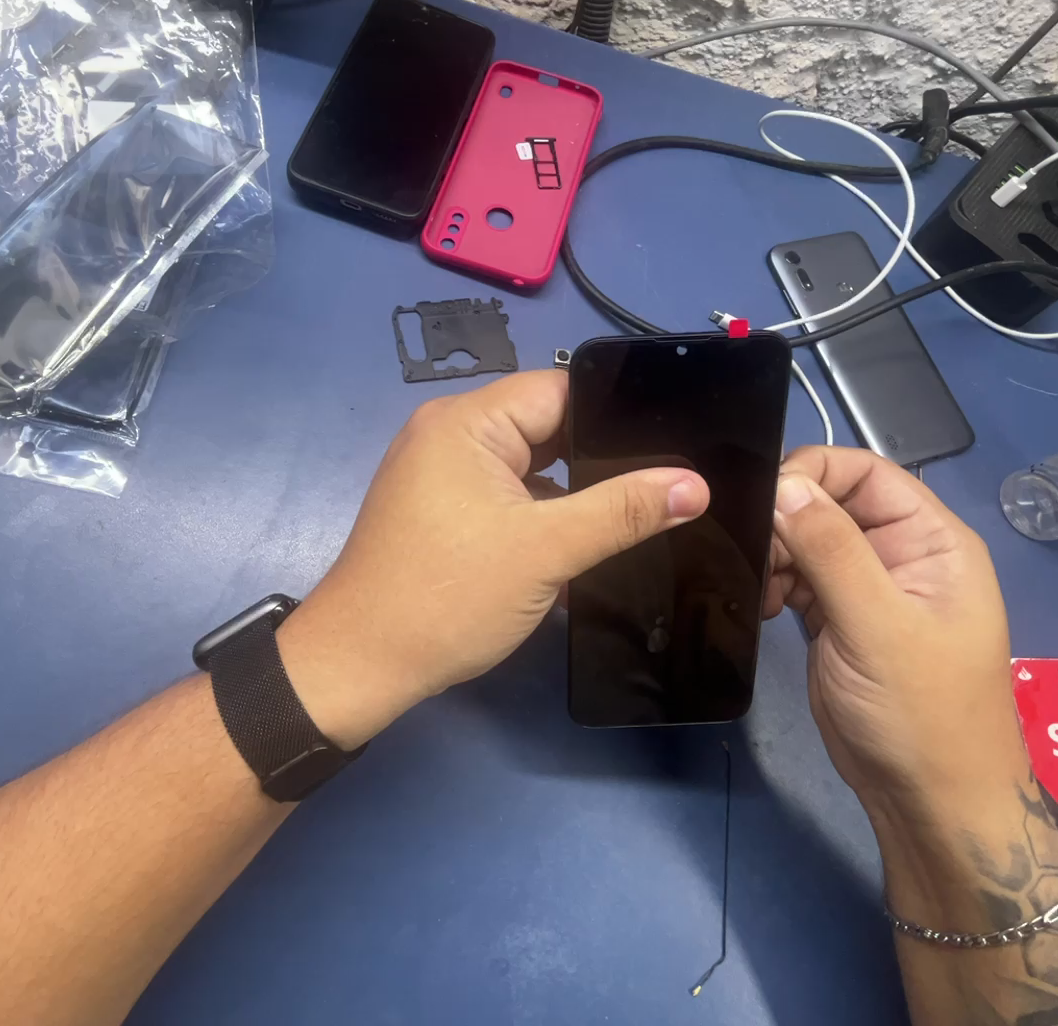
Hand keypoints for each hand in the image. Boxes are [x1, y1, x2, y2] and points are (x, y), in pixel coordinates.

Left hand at [278, 371, 708, 748]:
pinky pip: (505, 496)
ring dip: (570, 493)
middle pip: (545, 428)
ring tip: (635, 511)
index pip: (559, 392)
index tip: (672, 442)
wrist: (362, 666)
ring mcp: (440, 475)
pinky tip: (583, 540)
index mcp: (467, 422)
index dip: (617, 414)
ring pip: (528, 467)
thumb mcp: (546, 550)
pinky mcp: (441, 511)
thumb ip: (622, 511)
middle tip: (665, 482)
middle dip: (599, 458)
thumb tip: (695, 484)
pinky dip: (540, 515)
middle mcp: (448, 435)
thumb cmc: (448, 597)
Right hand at [762, 447, 1027, 814]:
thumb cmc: (920, 710)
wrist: (924, 798)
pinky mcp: (837, 615)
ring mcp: (867, 586)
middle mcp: (899, 553)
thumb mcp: (877, 625)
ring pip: (806, 539)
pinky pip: (797, 575)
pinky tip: (765, 606)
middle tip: (758, 557)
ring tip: (762, 591)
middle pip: (830, 503)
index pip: (866, 473)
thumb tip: (783, 485)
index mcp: (931, 541)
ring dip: (776, 554)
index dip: (814, 472)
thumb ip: (831, 551)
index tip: (765, 500)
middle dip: (787, 520)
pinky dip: (774, 582)